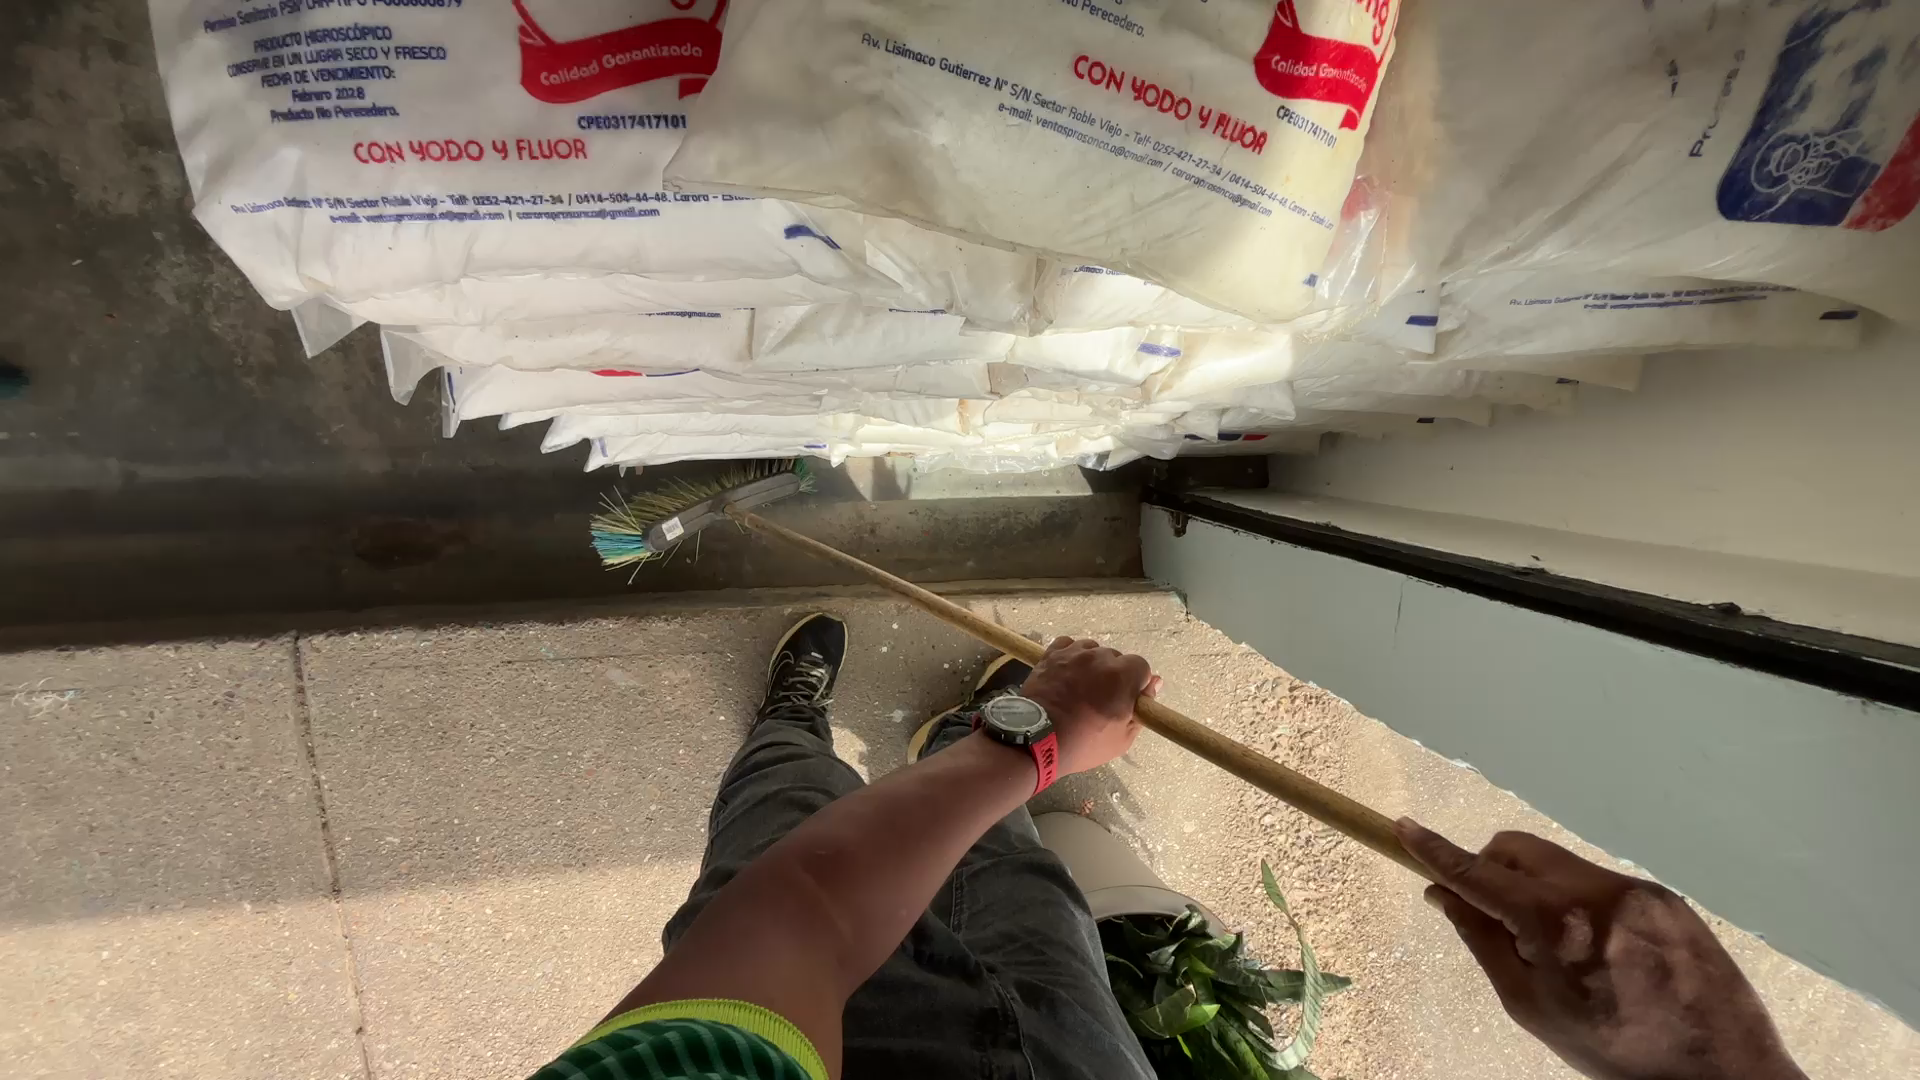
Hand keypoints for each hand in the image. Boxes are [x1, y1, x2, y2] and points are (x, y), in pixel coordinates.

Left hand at [1019, 636, 1160, 775]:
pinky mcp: (1052, 654)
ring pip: (1092, 650)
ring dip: (1092, 664)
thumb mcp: (1123, 737)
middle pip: (1115, 658)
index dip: (1136, 683)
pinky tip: (1068, 672)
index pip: (1141, 667)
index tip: (1127, 700)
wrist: (1037, 738)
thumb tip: (1155, 683)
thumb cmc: (1084, 742)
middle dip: (1114, 675)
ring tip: (1082, 687)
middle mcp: (1099, 657)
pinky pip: (1068, 644)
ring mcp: (1074, 653)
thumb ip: (1142, 708)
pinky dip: (1071, 655)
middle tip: (1101, 699)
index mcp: (1122, 675)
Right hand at [1394, 819, 1805, 1079]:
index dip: (1435, 851)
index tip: (1403, 827)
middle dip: (1491, 869)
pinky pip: (1597, 880)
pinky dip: (1577, 899)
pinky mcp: (1666, 899)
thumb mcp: (1529, 1004)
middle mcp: (1593, 890)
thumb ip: (1481, 938)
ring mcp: (1635, 891)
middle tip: (1497, 914)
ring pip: (1554, 862)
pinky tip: (1602, 946)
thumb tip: (1441, 892)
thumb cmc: (1612, 1051)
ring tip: (1560, 940)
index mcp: (1553, 921)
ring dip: (1535, 885)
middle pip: (1513, 850)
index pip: (1476, 872)